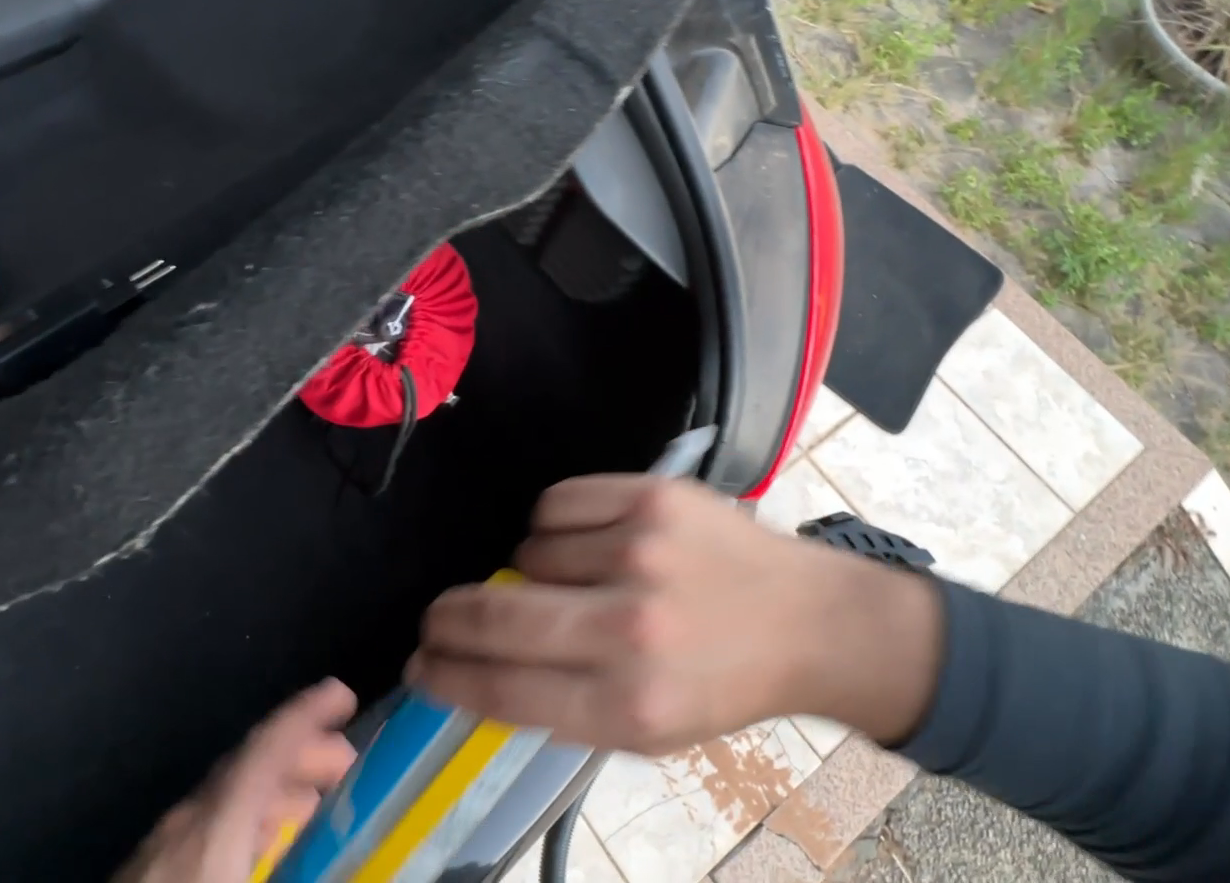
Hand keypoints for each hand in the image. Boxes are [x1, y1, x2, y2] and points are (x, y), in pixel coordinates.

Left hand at [113, 679, 357, 882]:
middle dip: (301, 754)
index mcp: (213, 828)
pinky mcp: (151, 873)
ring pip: (228, 796)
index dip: (306, 715)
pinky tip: (262, 849)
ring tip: (317, 805)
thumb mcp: (245, 881)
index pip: (265, 750)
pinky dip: (249, 820)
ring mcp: (162, 848)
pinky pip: (211, 825)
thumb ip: (299, 868)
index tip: (342, 695)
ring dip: (276, 789)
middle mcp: (186, 824)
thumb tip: (354, 866)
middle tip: (349, 762)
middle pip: (249, 767)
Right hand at [408, 477, 942, 755]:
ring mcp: (641, 553)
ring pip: (525, 553)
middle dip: (447, 619)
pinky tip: (585, 542)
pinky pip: (553, 505)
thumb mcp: (644, 731)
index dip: (445, 676)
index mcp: (630, 705)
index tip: (420, 665)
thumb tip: (470, 671)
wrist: (809, 623)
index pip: (501, 688)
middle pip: (495, 613)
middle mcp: (632, 629)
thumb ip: (557, 705)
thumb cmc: (718, 685)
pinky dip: (553, 527)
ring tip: (574, 582)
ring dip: (532, 571)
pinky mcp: (651, 497)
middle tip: (435, 620)